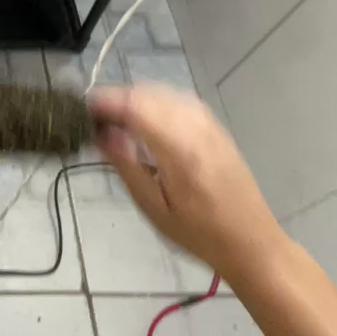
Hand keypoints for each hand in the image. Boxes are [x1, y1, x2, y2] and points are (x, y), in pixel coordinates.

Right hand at [90, 83, 289, 283]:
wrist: (253, 243)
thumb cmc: (198, 233)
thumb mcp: (153, 206)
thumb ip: (126, 164)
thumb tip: (100, 132)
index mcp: (179, 150)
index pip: (136, 106)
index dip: (106, 100)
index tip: (83, 108)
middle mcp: (196, 128)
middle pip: (148, 93)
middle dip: (117, 97)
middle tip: (95, 116)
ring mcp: (209, 125)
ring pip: (164, 92)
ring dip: (136, 97)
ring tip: (116, 116)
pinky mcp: (216, 127)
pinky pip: (180, 99)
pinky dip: (156, 100)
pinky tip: (146, 116)